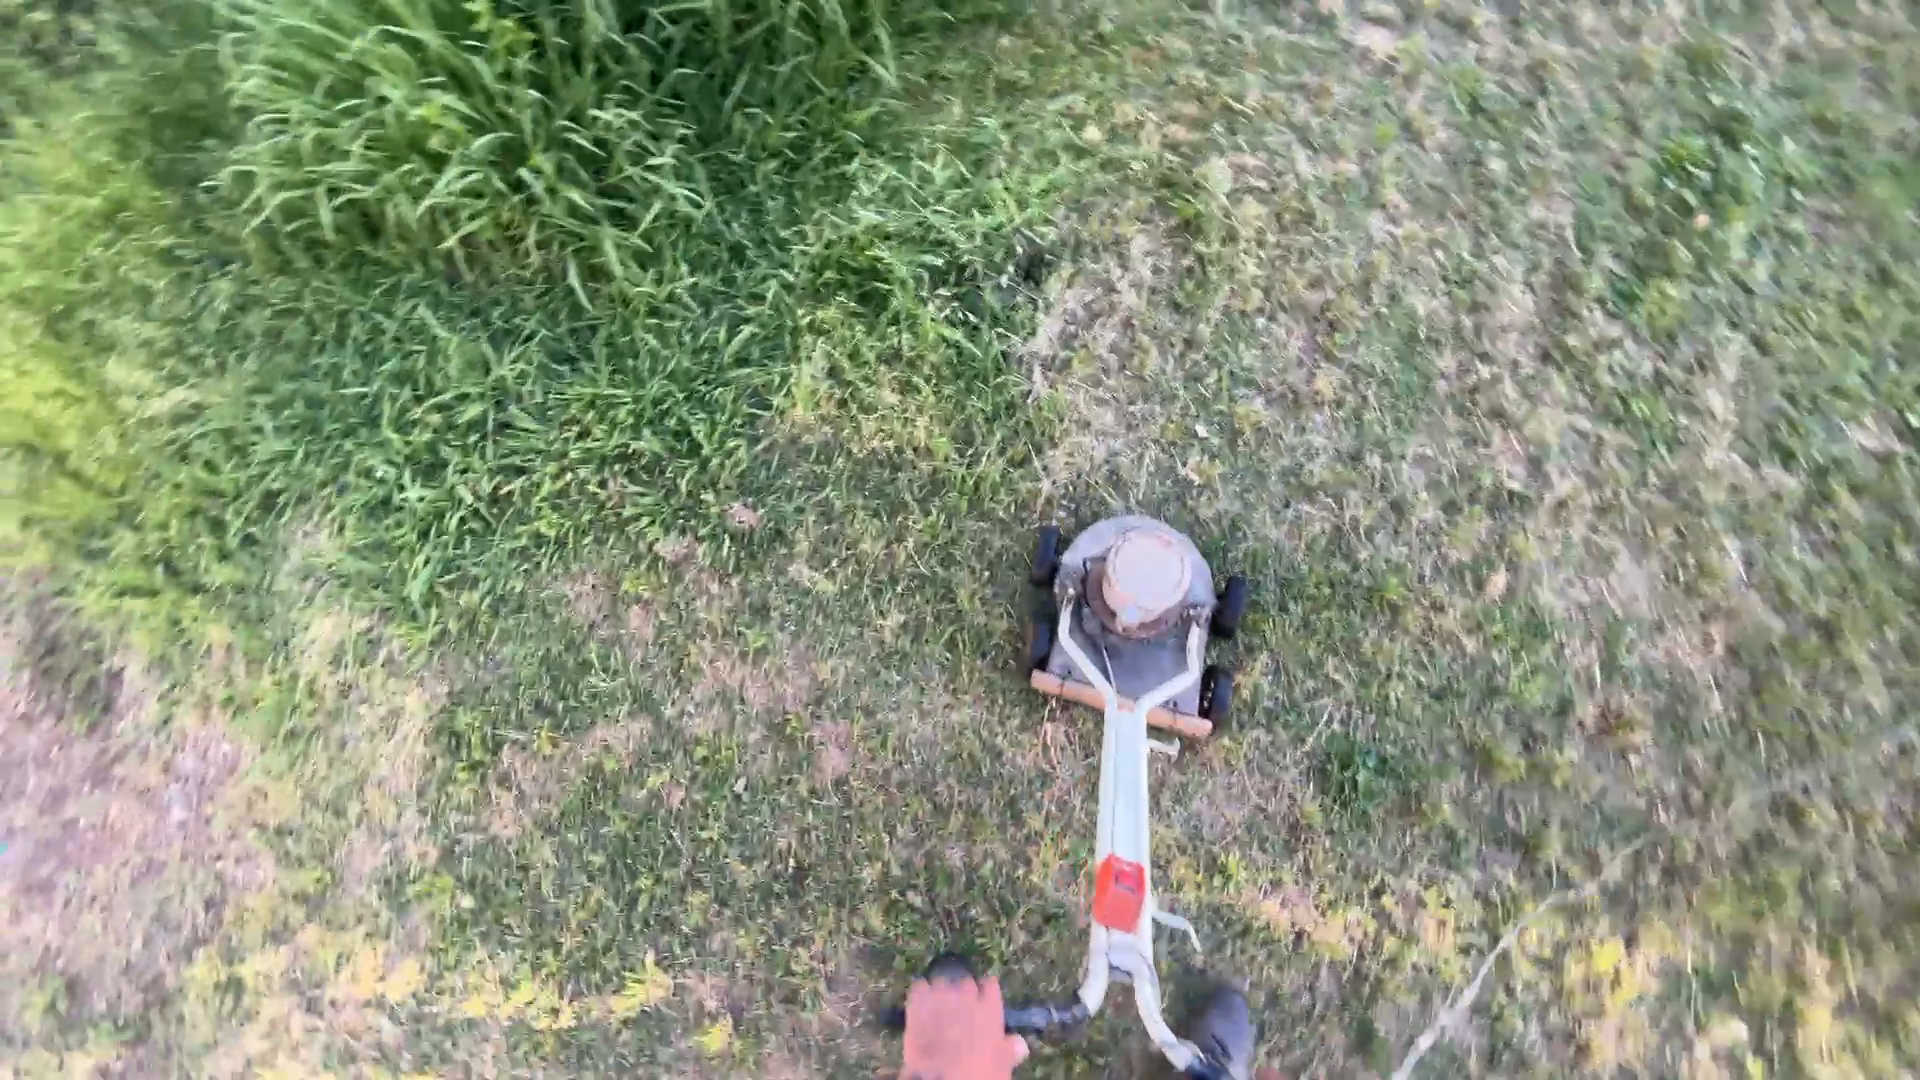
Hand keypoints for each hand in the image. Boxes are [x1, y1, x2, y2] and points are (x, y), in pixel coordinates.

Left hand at [901, 972, 1028, 1078]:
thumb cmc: (978, 1076)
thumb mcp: (1001, 1068)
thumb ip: (1009, 1050)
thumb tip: (1020, 1044)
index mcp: (990, 1007)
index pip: (990, 985)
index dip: (986, 993)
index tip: (983, 1002)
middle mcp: (967, 993)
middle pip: (966, 982)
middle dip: (962, 993)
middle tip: (959, 1011)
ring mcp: (941, 994)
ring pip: (942, 982)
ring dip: (941, 993)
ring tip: (938, 1010)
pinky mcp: (918, 1000)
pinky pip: (920, 987)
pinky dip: (921, 995)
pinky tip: (921, 1008)